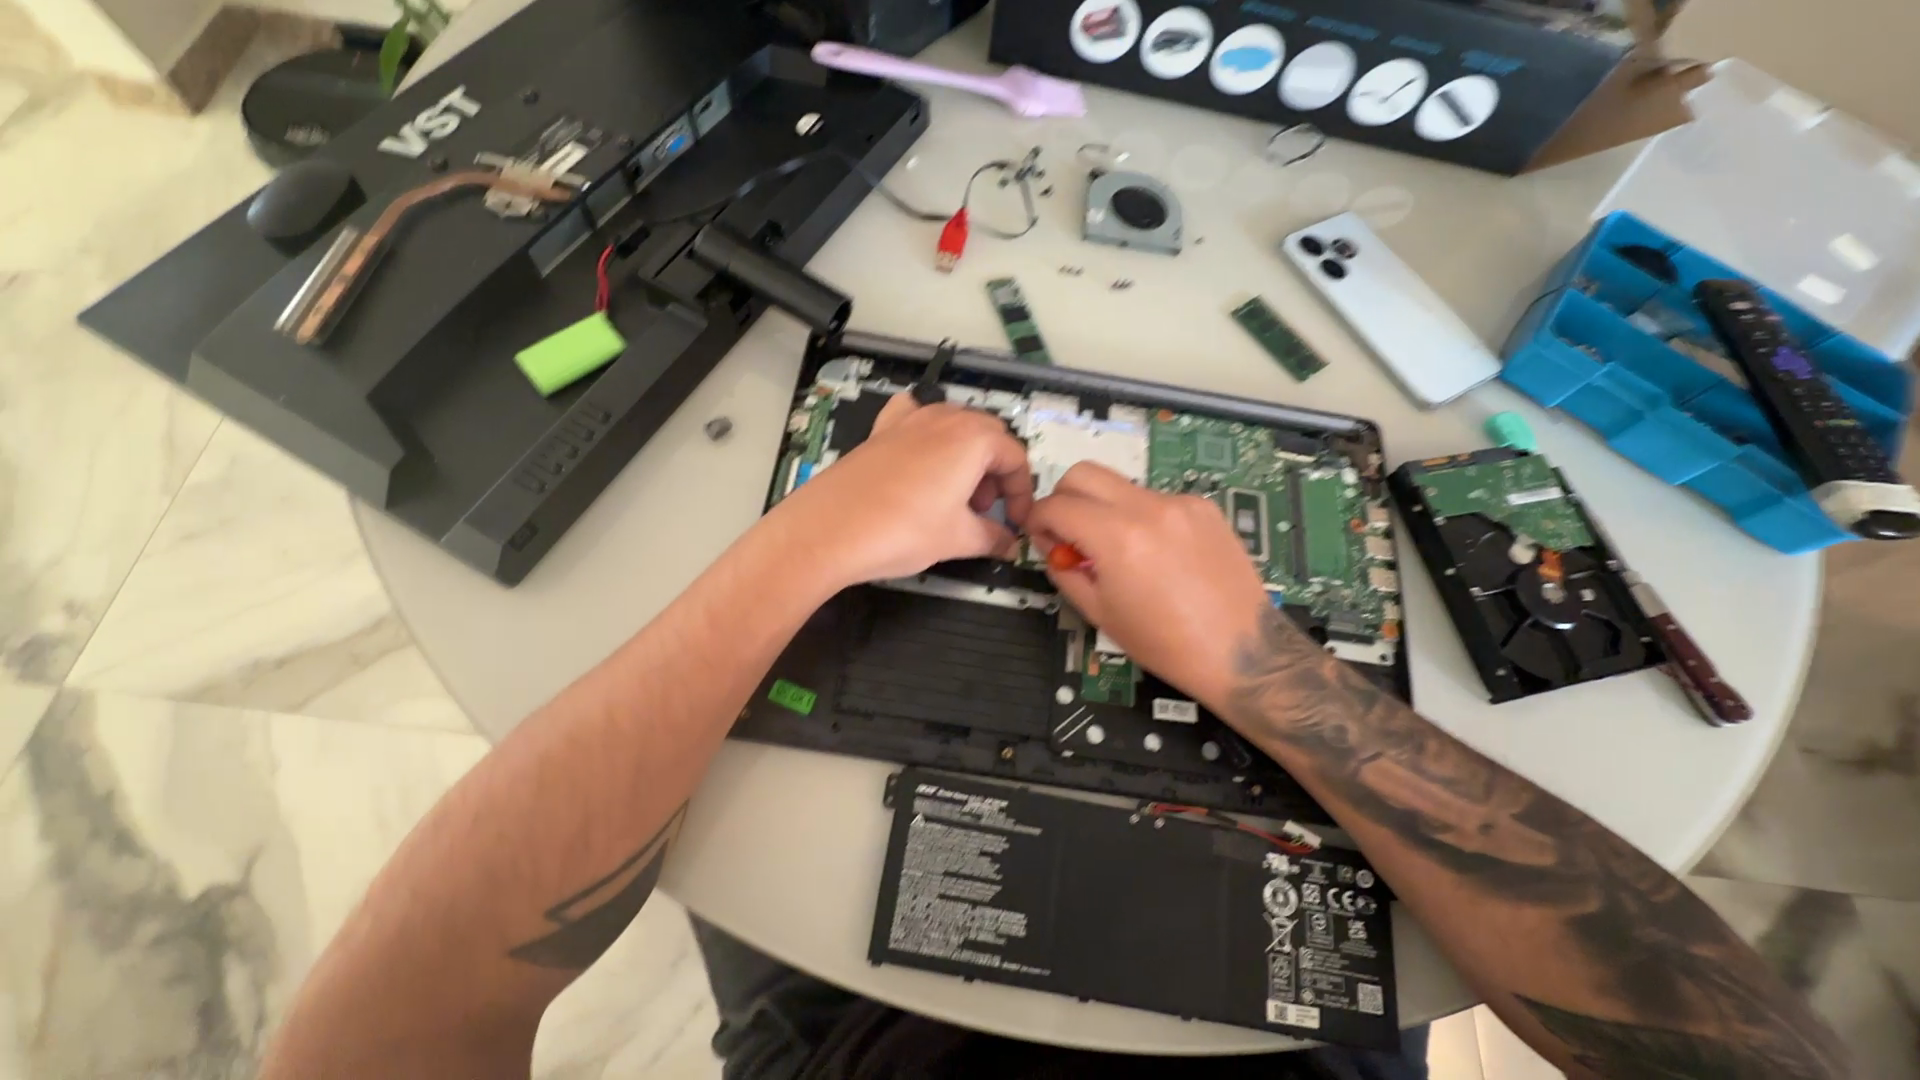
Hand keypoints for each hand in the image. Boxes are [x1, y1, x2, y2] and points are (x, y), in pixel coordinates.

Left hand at [772, 392, 1034, 588]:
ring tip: (954, 495)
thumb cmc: (903, 531)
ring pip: (953, 425)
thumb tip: (1010, 545)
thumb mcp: (958, 539)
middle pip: (988, 437)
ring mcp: (908, 420)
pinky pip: (912, 417)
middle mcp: (944, 418)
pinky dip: (925, 432)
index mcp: (973, 438)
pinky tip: (919, 456)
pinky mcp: (879, 431)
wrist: (829, 531)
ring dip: (965, 456)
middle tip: (985, 512)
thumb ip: (992, 538)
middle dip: (995, 474)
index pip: (1016, 458)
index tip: (1016, 523)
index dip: (1022, 493)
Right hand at [1025, 462, 1277, 709]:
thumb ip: (1065, 571)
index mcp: (1118, 538)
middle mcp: (1148, 507)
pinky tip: (1156, 553)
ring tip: (1119, 551)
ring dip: (1105, 508)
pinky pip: (1156, 499)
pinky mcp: (1204, 508)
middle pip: (1084, 473)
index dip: (1037, 520)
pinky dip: (1142, 517)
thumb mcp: (1100, 613)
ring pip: (1122, 485)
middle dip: (1065, 498)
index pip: (1057, 505)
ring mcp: (1180, 503)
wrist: (1240, 651)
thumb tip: (1052, 546)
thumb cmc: (1165, 643)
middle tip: (1070, 533)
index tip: (1039, 536)